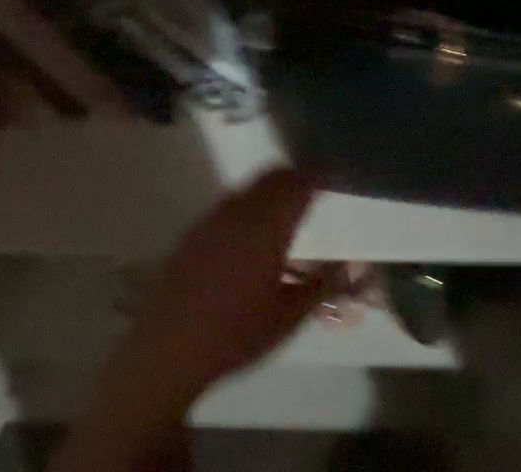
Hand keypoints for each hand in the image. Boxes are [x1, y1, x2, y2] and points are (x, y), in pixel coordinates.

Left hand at [111, 169, 345, 410]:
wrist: (170, 345)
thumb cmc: (236, 334)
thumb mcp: (288, 317)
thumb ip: (321, 285)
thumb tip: (350, 264)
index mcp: (265, 229)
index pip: (297, 186)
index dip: (318, 176)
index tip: (336, 178)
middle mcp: (238, 213)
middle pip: (271, 177)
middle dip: (295, 176)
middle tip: (316, 186)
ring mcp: (212, 220)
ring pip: (248, 188)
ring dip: (271, 187)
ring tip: (290, 206)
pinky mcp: (194, 232)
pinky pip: (229, 204)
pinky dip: (250, 203)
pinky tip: (255, 231)